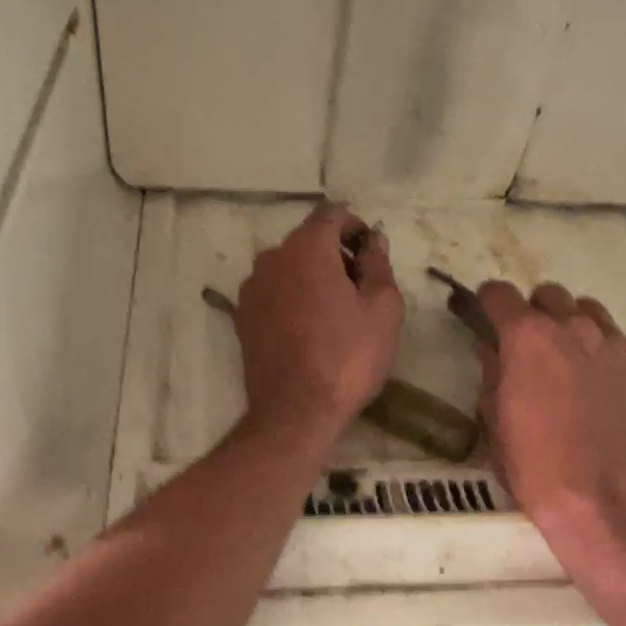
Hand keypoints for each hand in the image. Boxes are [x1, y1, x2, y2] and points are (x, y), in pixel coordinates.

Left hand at [235, 204, 403, 441]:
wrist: (295, 412)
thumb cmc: (347, 357)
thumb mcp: (383, 308)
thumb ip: (378, 264)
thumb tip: (372, 241)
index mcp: (306, 248)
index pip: (331, 213)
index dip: (355, 226)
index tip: (371, 253)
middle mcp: (271, 259)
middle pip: (308, 240)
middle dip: (335, 254)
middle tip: (361, 288)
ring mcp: (251, 289)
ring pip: (289, 267)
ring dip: (313, 277)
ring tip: (336, 313)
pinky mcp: (242, 317)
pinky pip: (274, 293)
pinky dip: (293, 298)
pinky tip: (310, 330)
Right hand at [474, 281, 625, 553]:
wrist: (607, 508)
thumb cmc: (536, 467)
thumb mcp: (494, 421)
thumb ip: (491, 372)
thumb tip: (490, 347)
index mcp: (529, 338)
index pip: (500, 294)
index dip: (487, 302)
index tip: (484, 315)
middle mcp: (576, 329)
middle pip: (550, 294)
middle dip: (533, 311)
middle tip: (526, 345)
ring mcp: (618, 347)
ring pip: (590, 312)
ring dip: (571, 325)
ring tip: (566, 361)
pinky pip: (618, 345)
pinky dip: (603, 355)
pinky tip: (599, 391)